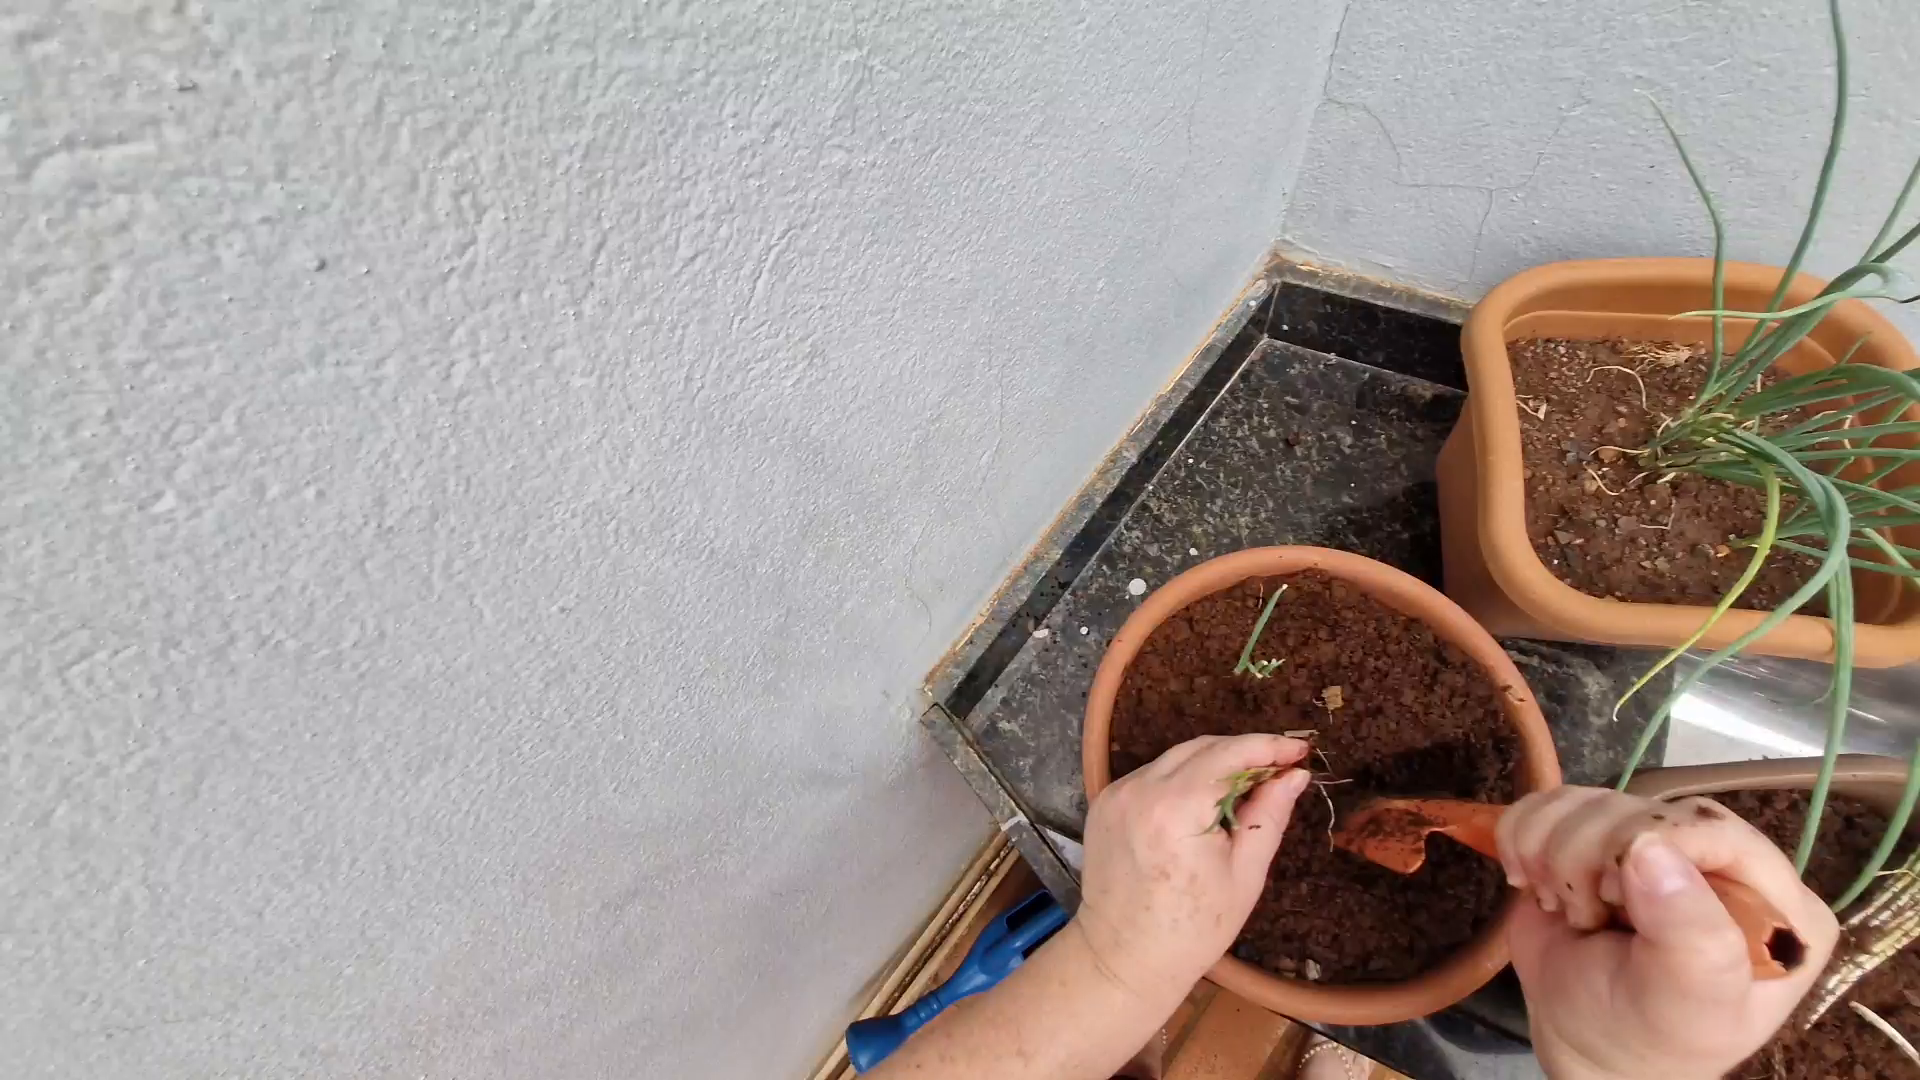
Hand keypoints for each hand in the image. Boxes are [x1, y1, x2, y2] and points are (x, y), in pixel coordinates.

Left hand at [1073, 734, 1310, 1004]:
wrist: (1124, 955)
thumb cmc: (1193, 927)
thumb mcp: (1244, 874)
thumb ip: (1268, 815)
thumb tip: (1293, 775)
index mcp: (1176, 808)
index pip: (1226, 754)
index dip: (1266, 746)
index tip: (1298, 749)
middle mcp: (1140, 789)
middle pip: (1199, 748)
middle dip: (1241, 752)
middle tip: (1278, 768)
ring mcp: (1117, 792)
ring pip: (1173, 758)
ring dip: (1210, 763)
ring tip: (1245, 787)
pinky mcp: (1104, 800)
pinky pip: (1150, 774)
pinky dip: (1180, 778)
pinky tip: (1201, 803)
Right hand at [1495, 786, 1838, 1079]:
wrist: (1579, 1032)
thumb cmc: (1643, 1033)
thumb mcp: (1682, 1006)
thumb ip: (1690, 939)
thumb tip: (1649, 849)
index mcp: (1772, 904)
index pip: (1709, 827)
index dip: (1642, 843)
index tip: (1611, 898)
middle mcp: (1712, 861)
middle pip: (1631, 807)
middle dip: (1579, 854)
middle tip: (1579, 912)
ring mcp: (1644, 844)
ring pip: (1577, 800)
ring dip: (1541, 848)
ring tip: (1558, 904)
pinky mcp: (1585, 834)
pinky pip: (1540, 801)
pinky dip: (1516, 837)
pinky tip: (1529, 881)